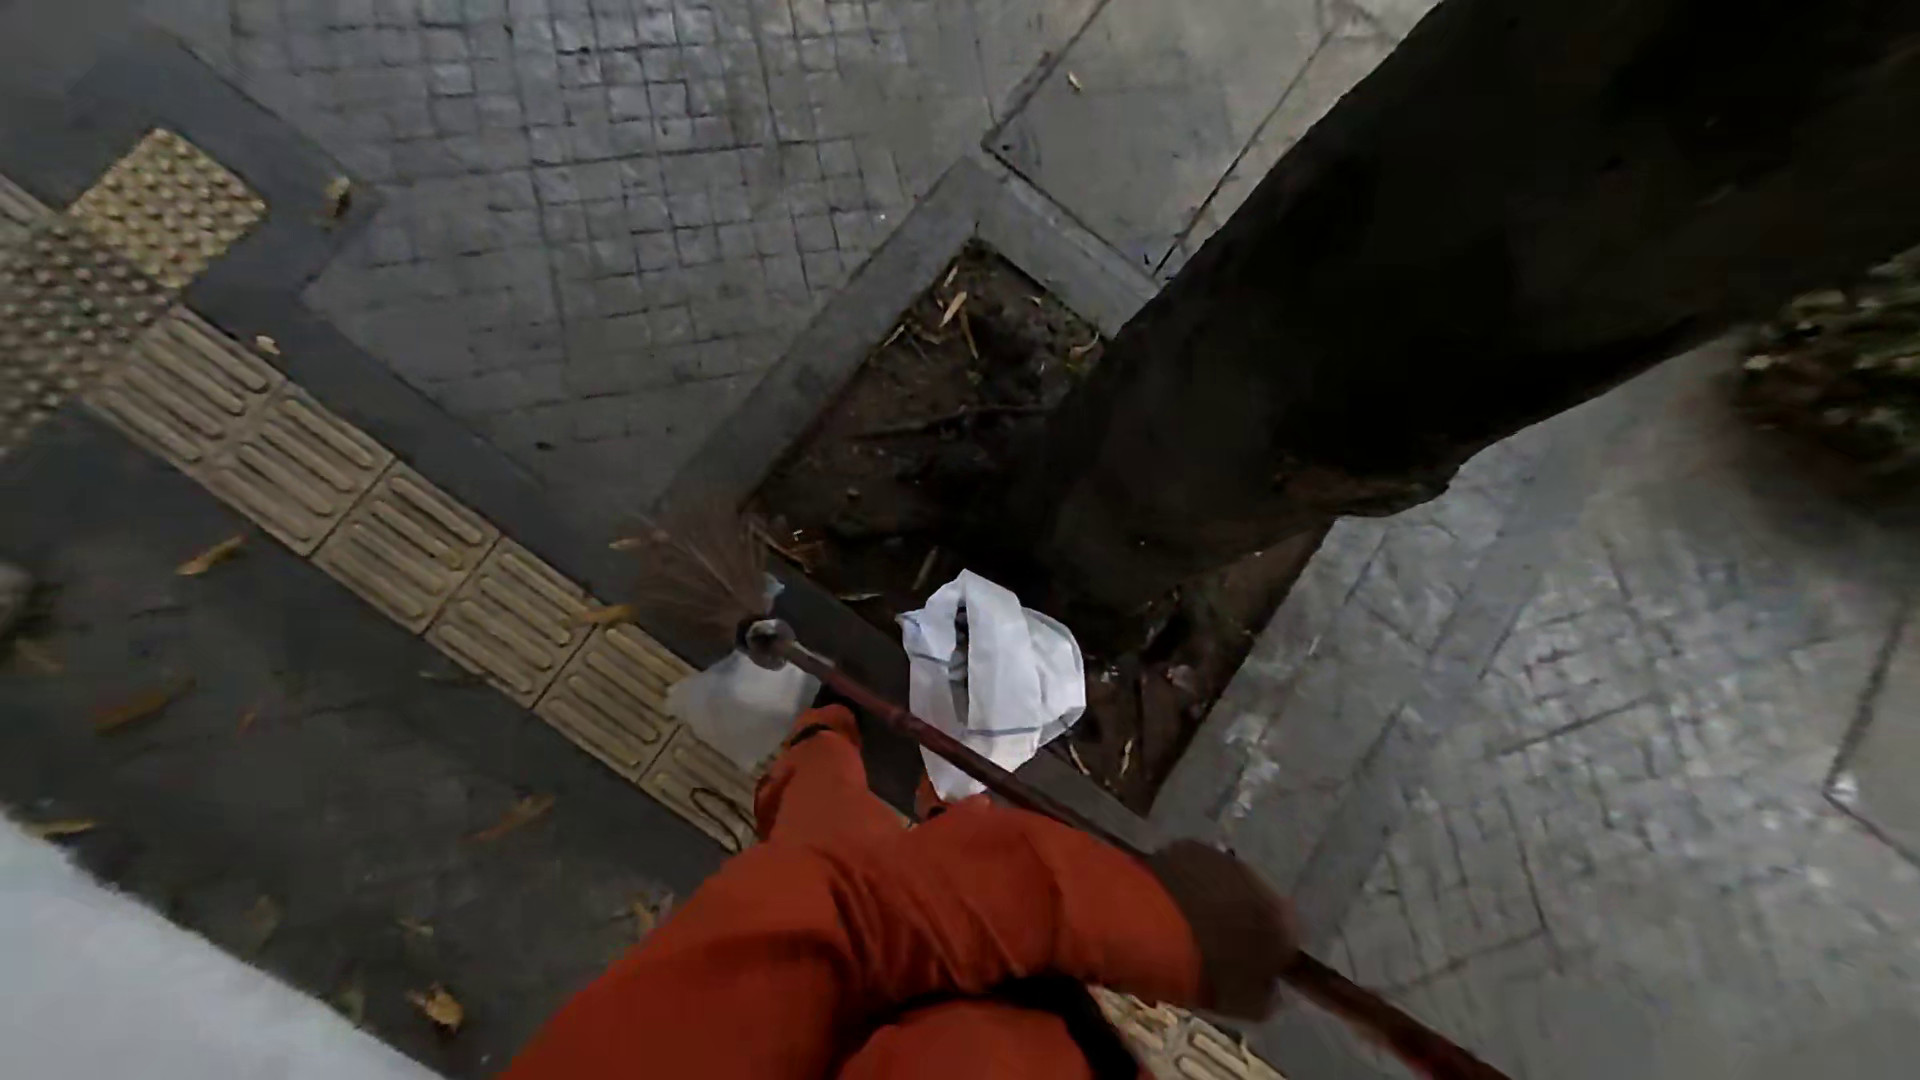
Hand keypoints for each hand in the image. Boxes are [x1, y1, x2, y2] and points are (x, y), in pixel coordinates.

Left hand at [1145, 840, 1299, 1019]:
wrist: (1154, 925)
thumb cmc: (1205, 972)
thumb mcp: (1247, 1003)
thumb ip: (1266, 992)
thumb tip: (1266, 983)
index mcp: (1280, 920)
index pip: (1287, 936)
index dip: (1270, 950)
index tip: (1253, 963)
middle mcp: (1258, 880)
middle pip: (1256, 900)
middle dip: (1242, 915)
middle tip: (1218, 937)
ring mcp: (1221, 857)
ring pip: (1226, 879)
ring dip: (1215, 893)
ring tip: (1190, 914)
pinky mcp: (1188, 844)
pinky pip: (1196, 864)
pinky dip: (1188, 877)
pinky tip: (1171, 895)